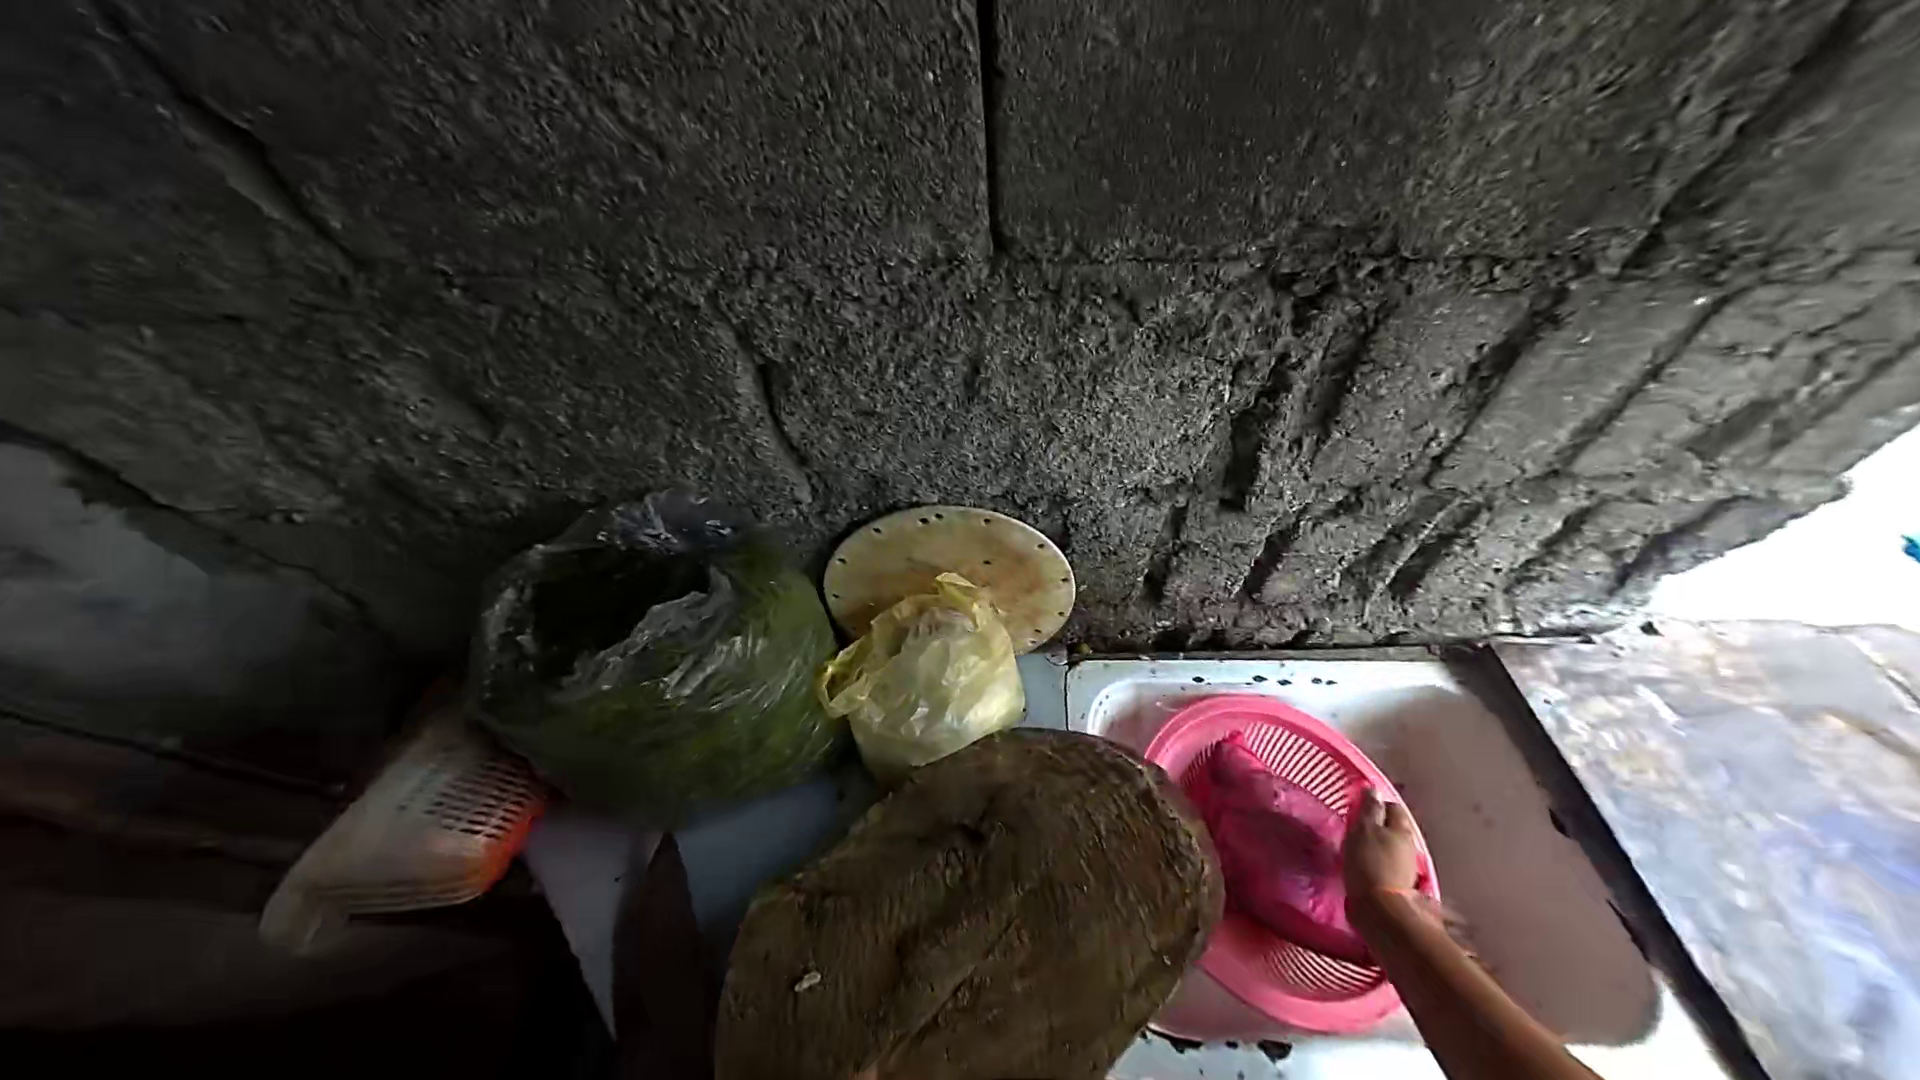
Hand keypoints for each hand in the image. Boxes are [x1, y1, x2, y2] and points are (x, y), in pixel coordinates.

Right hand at [1342, 787, 1420, 894]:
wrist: (1380, 910)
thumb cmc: (1369, 863)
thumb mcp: (1363, 829)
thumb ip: (1368, 808)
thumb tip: (1373, 789)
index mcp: (1402, 830)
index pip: (1392, 807)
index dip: (1376, 804)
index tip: (1360, 806)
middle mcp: (1410, 847)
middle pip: (1394, 829)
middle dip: (1380, 826)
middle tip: (1359, 826)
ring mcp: (1408, 869)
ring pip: (1393, 849)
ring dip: (1380, 846)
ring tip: (1360, 847)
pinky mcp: (1400, 887)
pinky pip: (1388, 867)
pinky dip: (1379, 863)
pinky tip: (1366, 866)